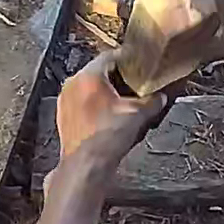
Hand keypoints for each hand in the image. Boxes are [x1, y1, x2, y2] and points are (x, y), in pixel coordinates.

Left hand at [54, 52, 164, 178]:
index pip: (110, 56)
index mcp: (89, 76)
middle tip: (132, 83)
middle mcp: (72, 84)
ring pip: (88, 87)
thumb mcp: (137, 115)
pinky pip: (80, 102)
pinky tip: (106, 116)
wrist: (86, 166)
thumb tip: (160, 97)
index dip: (127, 59)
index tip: (137, 63)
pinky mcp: (63, 115)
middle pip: (98, 71)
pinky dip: (93, 104)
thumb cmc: (107, 138)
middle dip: (116, 77)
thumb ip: (151, 102)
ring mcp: (65, 100)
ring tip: (120, 101)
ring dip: (104, 91)